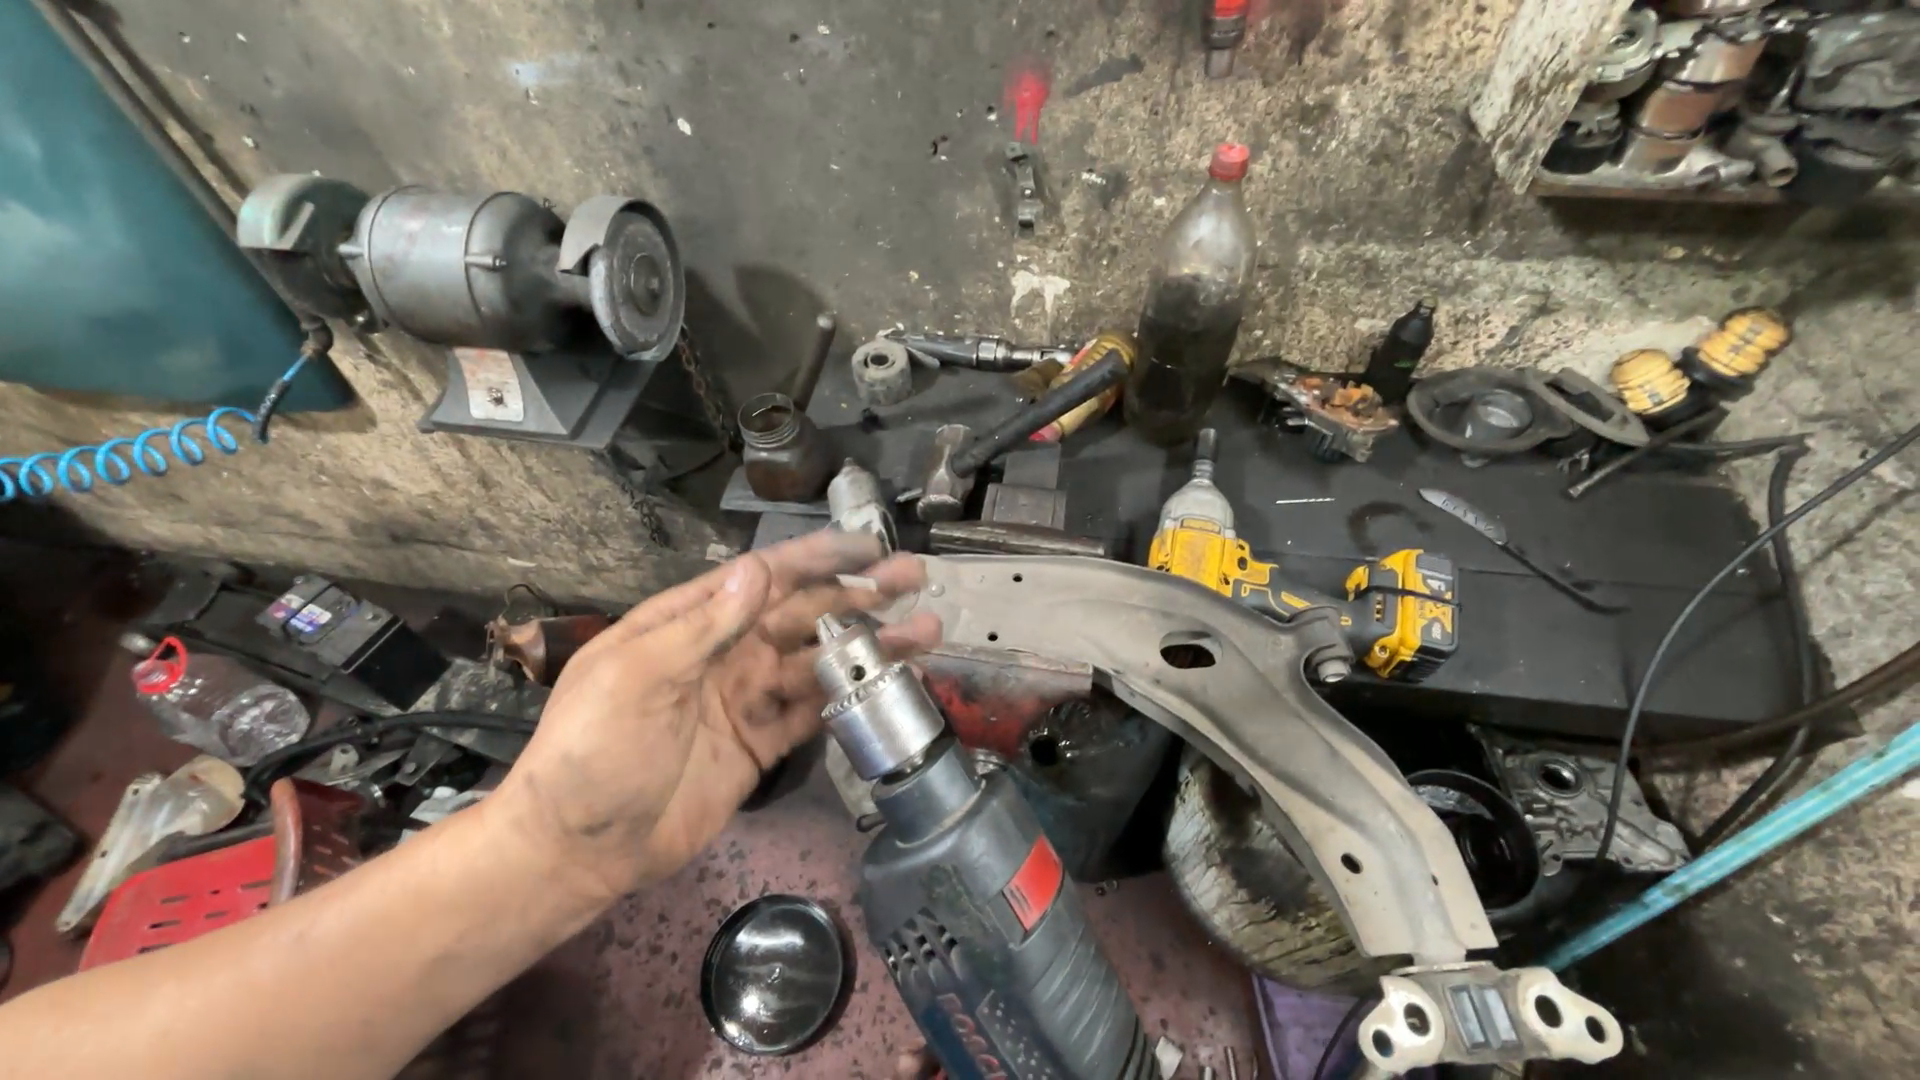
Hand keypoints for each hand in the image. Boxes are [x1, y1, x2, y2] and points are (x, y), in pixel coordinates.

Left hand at [491, 531, 940, 901]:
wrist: (579, 847)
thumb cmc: (595, 751)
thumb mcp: (638, 677)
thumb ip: (704, 625)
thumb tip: (758, 568)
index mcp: (691, 622)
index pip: (765, 577)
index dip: (818, 557)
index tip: (868, 546)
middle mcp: (727, 651)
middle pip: (804, 613)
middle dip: (859, 594)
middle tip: (912, 578)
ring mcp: (746, 698)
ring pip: (820, 661)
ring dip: (869, 647)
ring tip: (924, 633)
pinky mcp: (760, 743)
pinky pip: (814, 713)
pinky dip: (852, 700)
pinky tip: (890, 689)